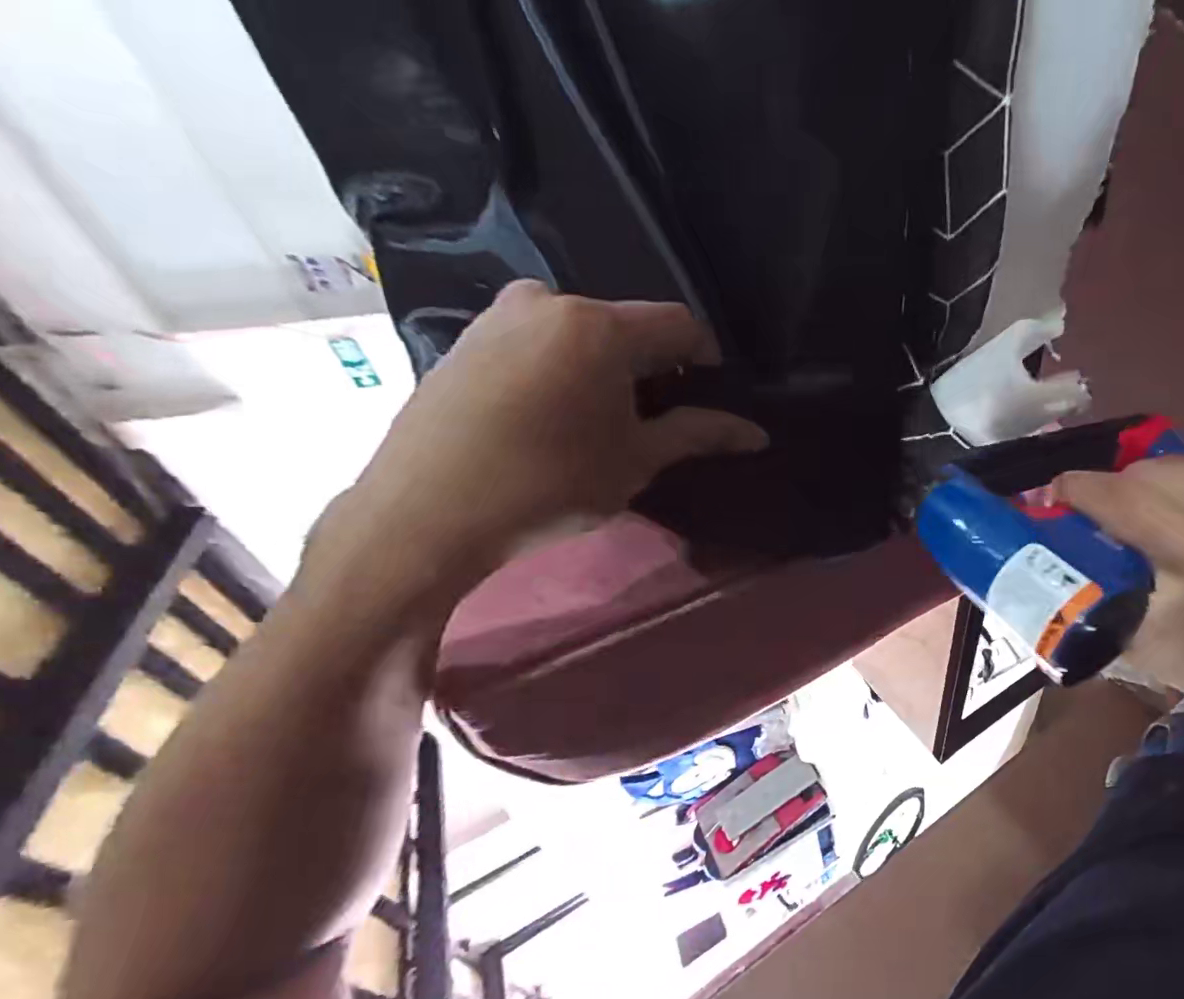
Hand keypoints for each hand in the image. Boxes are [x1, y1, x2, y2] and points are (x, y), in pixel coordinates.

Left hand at [312, 281, 766, 602]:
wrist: (426, 514)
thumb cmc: (550, 483)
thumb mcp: (637, 459)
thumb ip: (699, 434)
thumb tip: (757, 434)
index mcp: (599, 326)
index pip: (680, 325)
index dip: (706, 362)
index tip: (708, 402)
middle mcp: (549, 301)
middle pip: (628, 327)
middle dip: (654, 368)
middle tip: (656, 420)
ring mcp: (500, 316)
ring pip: (582, 335)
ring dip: (607, 370)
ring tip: (602, 423)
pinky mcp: (467, 339)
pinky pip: (540, 343)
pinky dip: (564, 370)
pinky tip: (554, 418)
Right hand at [1053, 459, 1183, 710]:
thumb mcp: (1130, 636)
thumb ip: (1083, 585)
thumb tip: (1039, 537)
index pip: (1125, 498)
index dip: (1079, 490)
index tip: (1052, 494)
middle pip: (1149, 474)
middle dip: (1116, 492)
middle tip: (1101, 520)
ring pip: (1178, 465)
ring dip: (1153, 489)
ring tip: (1150, 522)